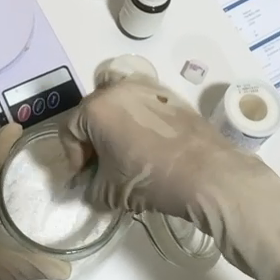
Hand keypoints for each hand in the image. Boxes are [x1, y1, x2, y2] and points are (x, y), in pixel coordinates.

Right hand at [63, 77, 279, 279]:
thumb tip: (92, 187)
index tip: (85, 178)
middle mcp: (118, 89)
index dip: (73, 158)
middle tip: (102, 167)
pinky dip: (140, 123)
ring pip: (120, 106)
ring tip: (127, 157)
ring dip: (117, 128)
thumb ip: (91, 188)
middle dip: (94, 140)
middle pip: (94, 113)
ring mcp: (148, 88)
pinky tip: (151, 149)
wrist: (209, 174)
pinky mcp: (171, 96)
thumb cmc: (151, 178)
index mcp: (96, 107)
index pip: (70, 131)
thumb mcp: (110, 192)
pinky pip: (144, 107)